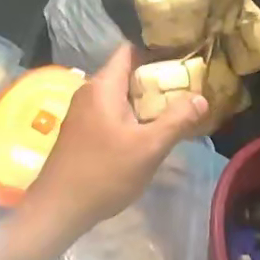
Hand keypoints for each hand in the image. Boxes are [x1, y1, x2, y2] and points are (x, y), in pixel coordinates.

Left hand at [20, 43, 206, 237]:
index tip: (183, 56)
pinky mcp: (81, 131)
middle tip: (187, 85)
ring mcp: (83, 112)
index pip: (130, 50)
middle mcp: (90, 91)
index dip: (157, 49)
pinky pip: (112, 111)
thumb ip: (177, 120)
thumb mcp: (149, 147)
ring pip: (121, 94)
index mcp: (103, 86)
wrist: (57, 210)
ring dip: (146, 99)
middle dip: (157, 78)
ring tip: (175, 106)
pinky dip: (132, 114)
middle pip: (128, 72)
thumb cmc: (104, 172)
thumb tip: (201, 98)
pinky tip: (150, 130)